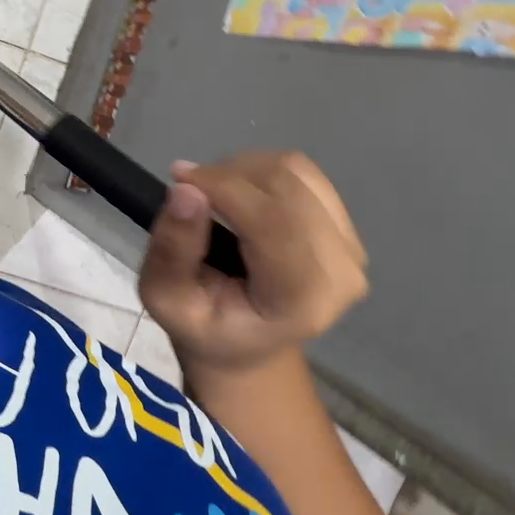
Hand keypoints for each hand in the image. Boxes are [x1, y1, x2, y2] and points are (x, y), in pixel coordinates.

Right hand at [139, 152, 367, 379]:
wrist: (248, 344)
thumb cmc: (204, 326)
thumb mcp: (165, 300)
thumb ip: (172, 249)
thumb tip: (184, 189)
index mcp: (300, 301)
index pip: (272, 222)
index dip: (223, 187)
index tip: (177, 179)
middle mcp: (340, 271)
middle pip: (285, 187)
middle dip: (227, 175)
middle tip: (188, 190)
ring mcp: (349, 246)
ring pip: (294, 171)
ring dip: (242, 170)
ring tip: (212, 196)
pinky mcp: (345, 226)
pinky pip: (303, 172)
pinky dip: (260, 171)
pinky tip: (240, 195)